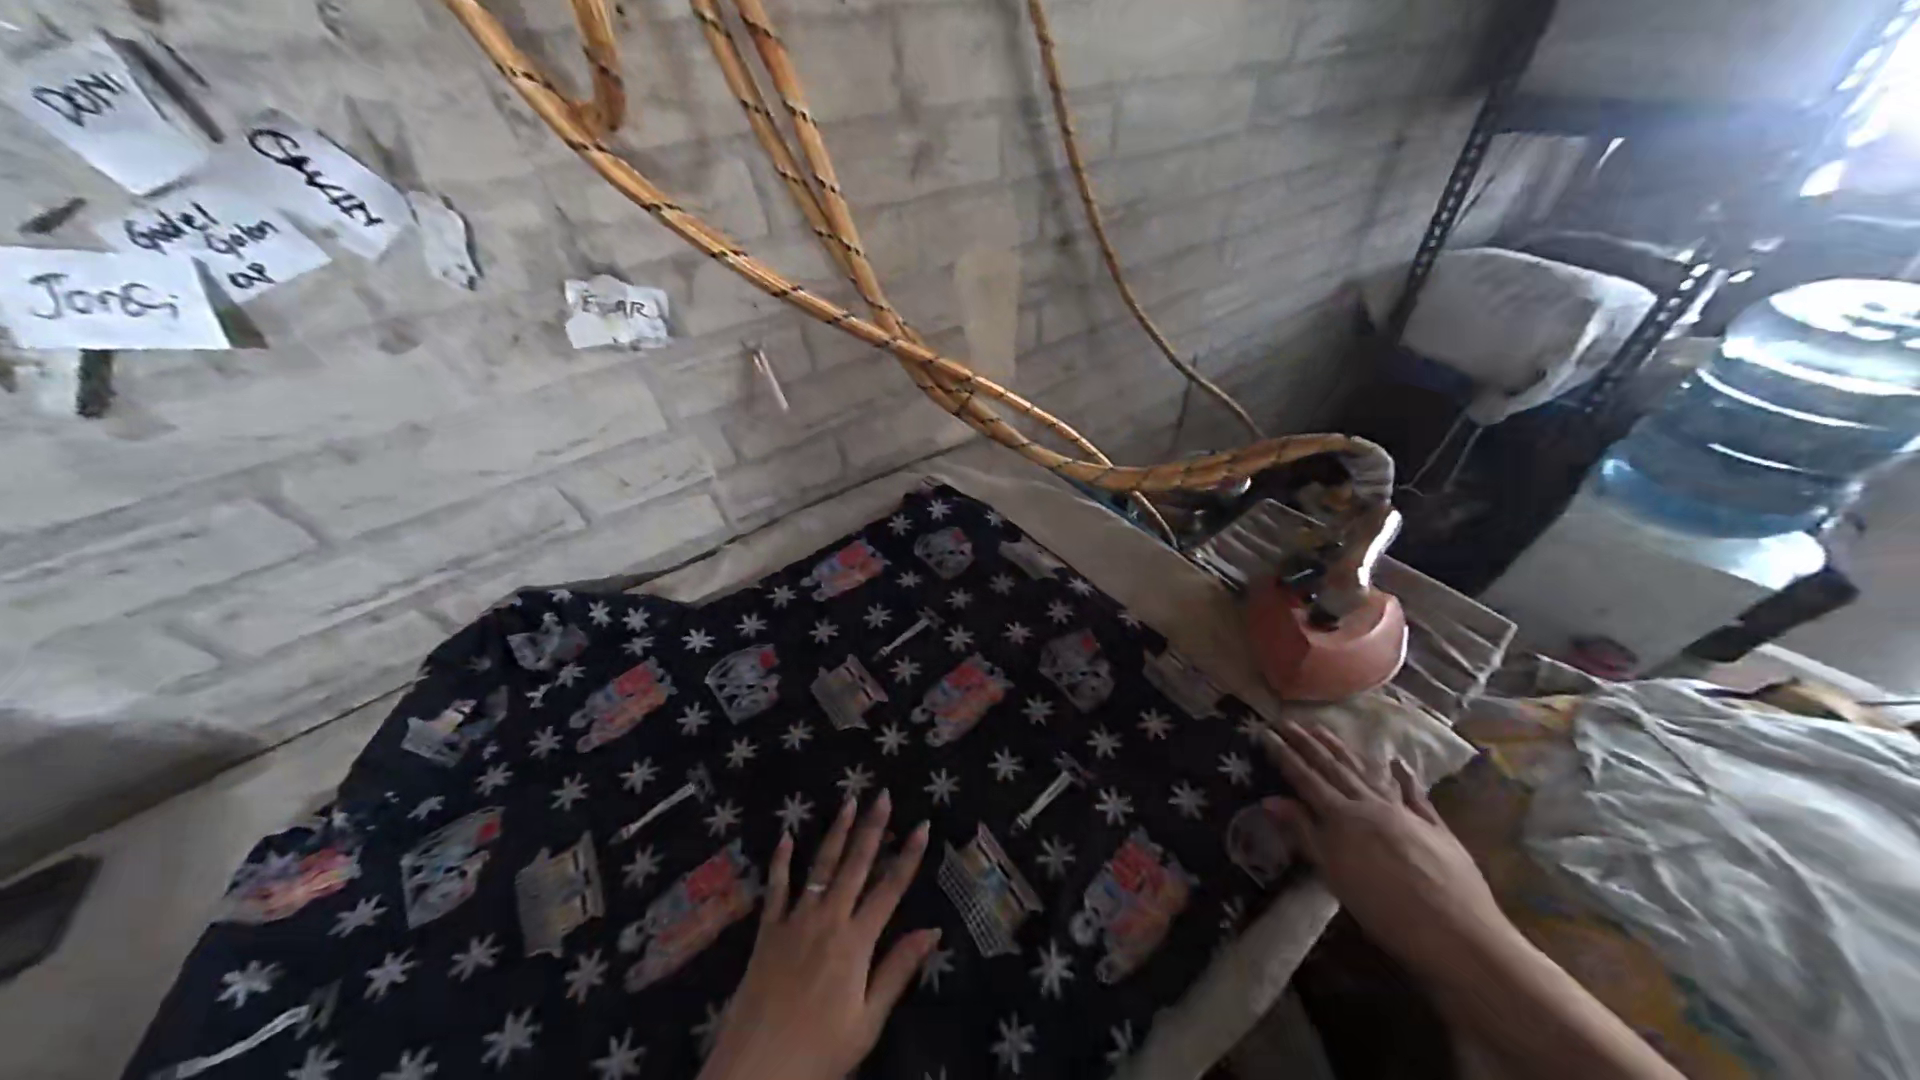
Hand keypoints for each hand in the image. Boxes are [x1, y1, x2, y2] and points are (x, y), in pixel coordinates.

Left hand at [698, 791, 940, 1079]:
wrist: (755, 1072)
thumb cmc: (820, 1052)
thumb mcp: (868, 1020)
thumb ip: (898, 970)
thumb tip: (932, 930)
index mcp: (856, 942)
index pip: (890, 889)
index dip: (908, 856)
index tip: (922, 825)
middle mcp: (827, 920)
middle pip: (855, 865)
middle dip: (873, 828)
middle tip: (884, 795)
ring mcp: (794, 921)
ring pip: (820, 866)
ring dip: (836, 831)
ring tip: (848, 801)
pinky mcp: (767, 931)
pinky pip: (776, 888)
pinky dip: (782, 860)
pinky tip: (787, 836)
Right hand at [1260, 721, 1515, 977]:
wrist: (1459, 936)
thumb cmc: (1385, 911)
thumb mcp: (1334, 876)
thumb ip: (1304, 834)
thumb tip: (1270, 800)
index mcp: (1342, 817)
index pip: (1306, 779)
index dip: (1284, 755)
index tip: (1267, 733)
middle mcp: (1370, 805)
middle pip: (1333, 768)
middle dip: (1308, 744)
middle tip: (1289, 722)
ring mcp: (1405, 812)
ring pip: (1367, 773)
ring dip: (1342, 750)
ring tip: (1323, 730)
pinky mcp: (1435, 826)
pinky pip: (1414, 793)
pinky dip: (1403, 776)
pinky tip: (1395, 761)